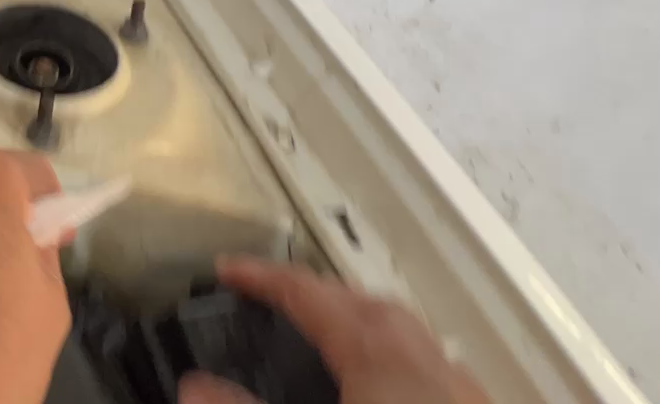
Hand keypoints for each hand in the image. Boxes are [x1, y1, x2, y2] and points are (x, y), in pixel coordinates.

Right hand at [180, 258, 492, 403]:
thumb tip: (192, 388)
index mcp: (381, 362)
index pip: (310, 295)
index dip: (263, 276)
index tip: (226, 270)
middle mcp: (431, 374)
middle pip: (373, 307)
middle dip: (321, 292)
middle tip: (279, 297)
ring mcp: (467, 403)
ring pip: (416, 343)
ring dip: (367, 327)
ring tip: (331, 338)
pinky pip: (443, 382)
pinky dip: (405, 370)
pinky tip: (391, 398)